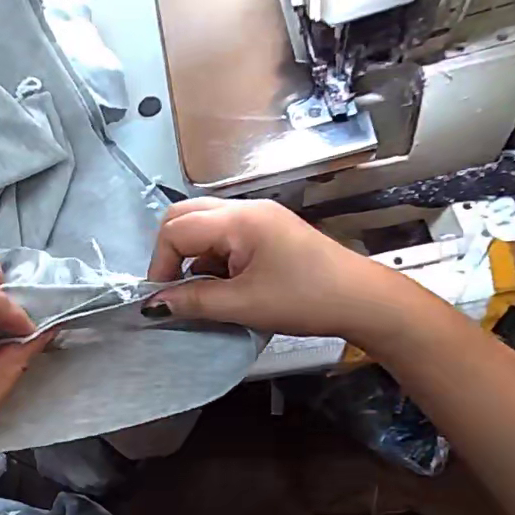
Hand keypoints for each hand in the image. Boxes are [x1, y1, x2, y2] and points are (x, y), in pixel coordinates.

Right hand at [145, 197, 429, 342]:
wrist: (360, 300)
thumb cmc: (305, 299)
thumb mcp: (243, 305)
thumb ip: (193, 301)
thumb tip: (154, 304)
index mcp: (239, 220)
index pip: (176, 229)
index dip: (160, 264)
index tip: (162, 298)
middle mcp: (246, 209)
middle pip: (185, 217)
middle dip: (170, 253)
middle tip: (172, 289)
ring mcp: (258, 217)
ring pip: (203, 226)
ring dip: (191, 257)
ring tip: (201, 291)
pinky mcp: (267, 231)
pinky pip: (223, 236)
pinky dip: (211, 259)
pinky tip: (222, 285)